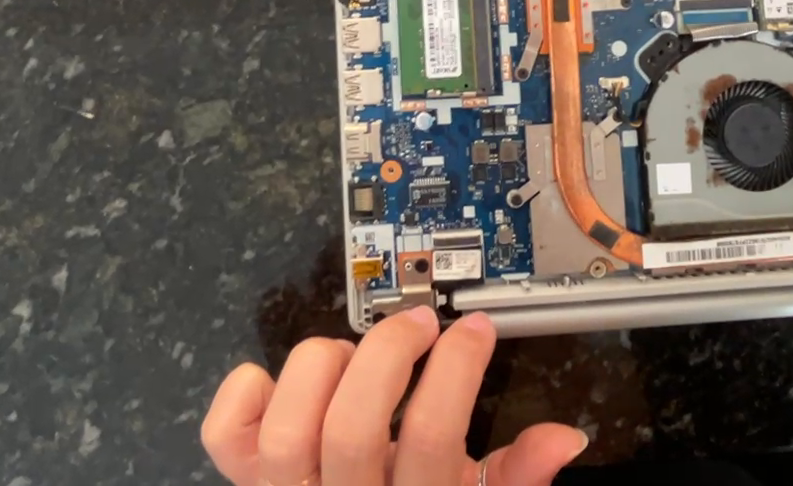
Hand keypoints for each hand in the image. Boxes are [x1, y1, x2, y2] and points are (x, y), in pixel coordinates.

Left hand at [201, 308, 589, 485]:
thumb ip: (515, 479)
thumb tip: (566, 436)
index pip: (432, 437)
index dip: (458, 369)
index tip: (475, 328)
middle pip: (354, 425)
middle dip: (390, 352)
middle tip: (418, 322)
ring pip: (289, 427)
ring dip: (324, 365)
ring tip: (353, 352)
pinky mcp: (243, 482)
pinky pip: (227, 438)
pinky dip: (247, 389)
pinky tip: (282, 379)